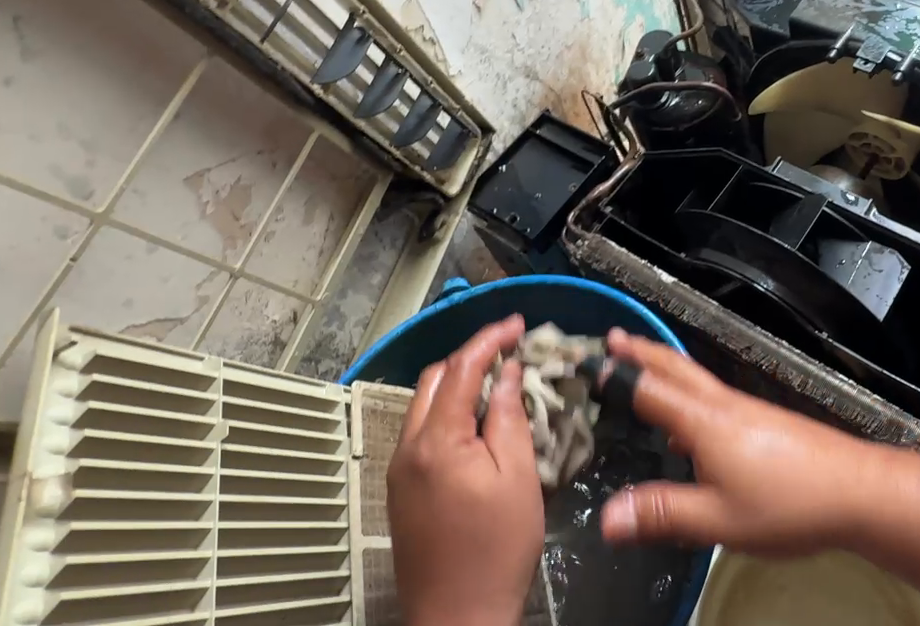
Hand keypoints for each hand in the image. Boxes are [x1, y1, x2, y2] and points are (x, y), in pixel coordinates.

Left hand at [387, 315, 541, 625]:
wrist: (458, 618)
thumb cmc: (497, 548)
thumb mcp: (518, 476)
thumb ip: (509, 417)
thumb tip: (508, 373)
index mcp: (436, 442)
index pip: (461, 369)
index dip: (490, 339)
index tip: (519, 323)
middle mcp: (408, 448)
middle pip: (434, 380)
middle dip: (471, 356)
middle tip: (512, 349)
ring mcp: (400, 470)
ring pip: (424, 403)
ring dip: (459, 382)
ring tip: (500, 378)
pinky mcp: (402, 489)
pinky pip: (423, 429)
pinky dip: (449, 409)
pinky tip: (478, 418)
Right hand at [598, 329, 878, 554]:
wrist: (854, 490)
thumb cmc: (788, 503)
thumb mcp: (718, 520)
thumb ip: (662, 514)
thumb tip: (606, 518)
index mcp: (705, 422)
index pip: (650, 388)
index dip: (618, 374)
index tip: (588, 360)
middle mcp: (723, 405)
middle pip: (675, 368)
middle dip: (642, 351)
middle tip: (614, 336)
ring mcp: (745, 410)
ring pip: (695, 379)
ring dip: (663, 368)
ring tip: (641, 367)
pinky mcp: (761, 422)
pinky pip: (711, 397)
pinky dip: (686, 392)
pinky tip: (687, 422)